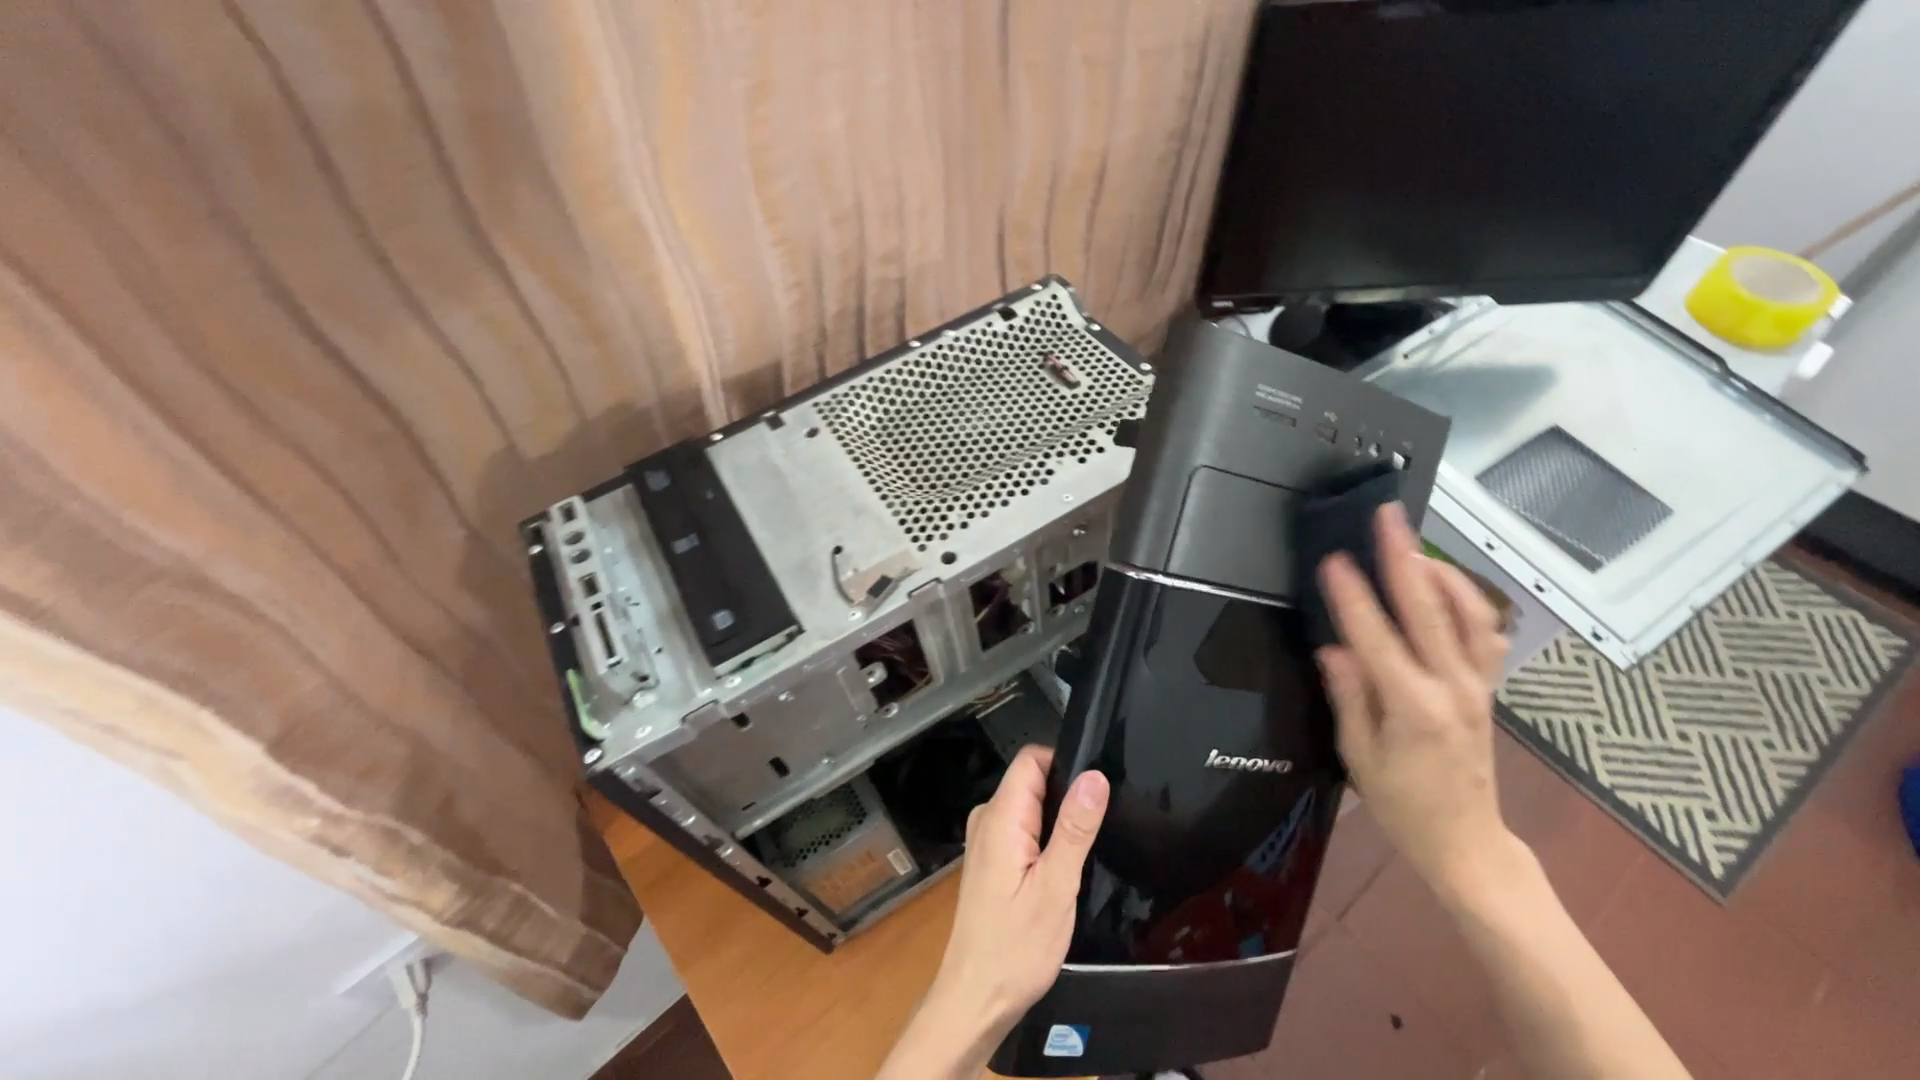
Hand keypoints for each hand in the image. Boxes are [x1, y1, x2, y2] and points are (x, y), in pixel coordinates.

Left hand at [877, 747, 1107, 1078]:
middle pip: (1033, 781)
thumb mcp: (1056, 887)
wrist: (977, 998)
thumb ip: (1074, 829)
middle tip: (1101, 826)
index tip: (1098, 788)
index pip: (1031, 759)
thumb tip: (1094, 775)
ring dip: (1060, 821)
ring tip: (1087, 851)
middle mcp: (987, 820)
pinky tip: (1066, 870)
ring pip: (1031, 807)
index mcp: (1000, 817)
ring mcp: (987, 841)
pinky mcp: (992, 861)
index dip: (1066, 762)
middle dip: (1068, 795)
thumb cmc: (1016, 948)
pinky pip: (1024, 830)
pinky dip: (1047, 841)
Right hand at [1316, 502, 1514, 898]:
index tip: (1333, 559)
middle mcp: (1451, 686)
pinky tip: (1448, 587)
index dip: (1352, 595)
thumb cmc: (1401, 805)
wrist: (1466, 841)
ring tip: (1413, 545)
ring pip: (1468, 612)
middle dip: (1402, 557)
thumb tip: (1335, 648)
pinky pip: (1485, 633)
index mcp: (1412, 706)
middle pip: (1427, 608)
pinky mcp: (1488, 688)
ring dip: (1440, 572)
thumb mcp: (1359, 757)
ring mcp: (1477, 684)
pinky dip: (1468, 602)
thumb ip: (1350, 697)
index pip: (1376, 636)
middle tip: (1386, 517)